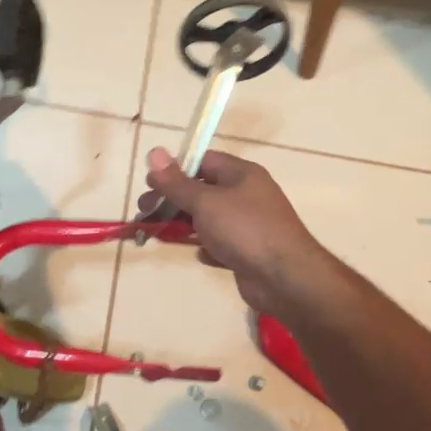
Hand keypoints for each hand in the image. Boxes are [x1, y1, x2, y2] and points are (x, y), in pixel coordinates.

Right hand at [138, 147, 335, 317]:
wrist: (285, 278)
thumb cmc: (244, 230)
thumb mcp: (205, 202)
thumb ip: (176, 182)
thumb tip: (154, 152)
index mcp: (241, 174)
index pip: (203, 161)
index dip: (176, 170)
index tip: (152, 184)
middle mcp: (247, 194)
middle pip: (202, 190)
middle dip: (172, 200)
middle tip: (145, 212)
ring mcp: (249, 224)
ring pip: (208, 218)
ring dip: (184, 225)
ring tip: (158, 234)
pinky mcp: (248, 250)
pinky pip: (220, 243)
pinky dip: (206, 247)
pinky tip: (200, 254)